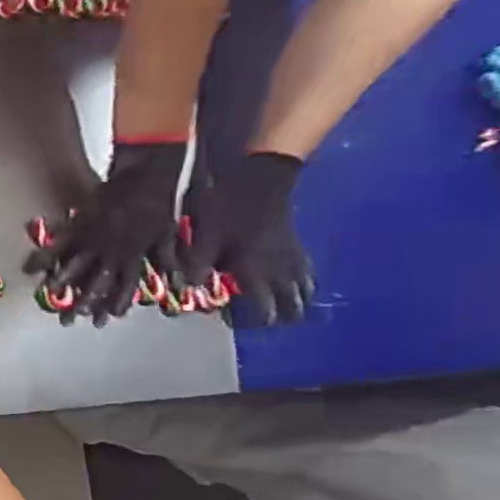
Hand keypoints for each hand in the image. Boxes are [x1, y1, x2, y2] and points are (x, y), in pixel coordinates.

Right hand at [24, 141, 185, 324]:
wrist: (145, 178)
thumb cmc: (159, 205)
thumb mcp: (169, 234)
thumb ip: (171, 260)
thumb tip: (190, 283)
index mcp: (134, 257)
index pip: (125, 286)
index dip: (117, 303)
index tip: (108, 318)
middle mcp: (111, 254)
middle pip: (95, 283)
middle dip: (84, 302)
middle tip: (72, 319)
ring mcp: (93, 242)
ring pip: (75, 268)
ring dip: (62, 284)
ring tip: (50, 297)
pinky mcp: (78, 229)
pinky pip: (57, 247)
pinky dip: (42, 258)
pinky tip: (28, 270)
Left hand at [180, 152, 314, 325]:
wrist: (261, 177)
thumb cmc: (226, 209)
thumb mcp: (201, 240)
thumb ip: (197, 268)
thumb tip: (192, 290)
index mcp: (258, 271)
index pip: (266, 312)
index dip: (249, 321)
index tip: (229, 319)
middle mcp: (283, 269)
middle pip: (294, 307)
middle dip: (274, 316)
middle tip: (248, 314)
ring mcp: (295, 257)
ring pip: (305, 292)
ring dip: (289, 302)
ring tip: (265, 303)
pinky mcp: (298, 245)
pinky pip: (306, 275)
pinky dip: (298, 286)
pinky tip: (282, 284)